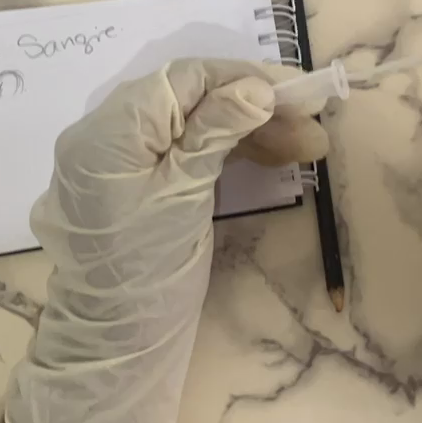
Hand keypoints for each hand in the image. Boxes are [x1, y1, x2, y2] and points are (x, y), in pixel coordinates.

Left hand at [5, 59, 325, 422]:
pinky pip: (187, 150)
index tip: (296, 91)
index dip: (241, 78)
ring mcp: (125, 156)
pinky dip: (228, 152)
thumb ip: (215, 132)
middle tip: (311, 126)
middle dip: (253, 108)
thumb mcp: (184, 194)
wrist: (114, 344)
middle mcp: (110, 132)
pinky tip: (275, 157)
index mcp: (109, 129)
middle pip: (192, 100)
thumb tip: (255, 86)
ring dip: (250, 132)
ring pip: (196, 125)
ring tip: (310, 146)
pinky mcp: (141, 178)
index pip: (183, 79)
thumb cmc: (146, 270)